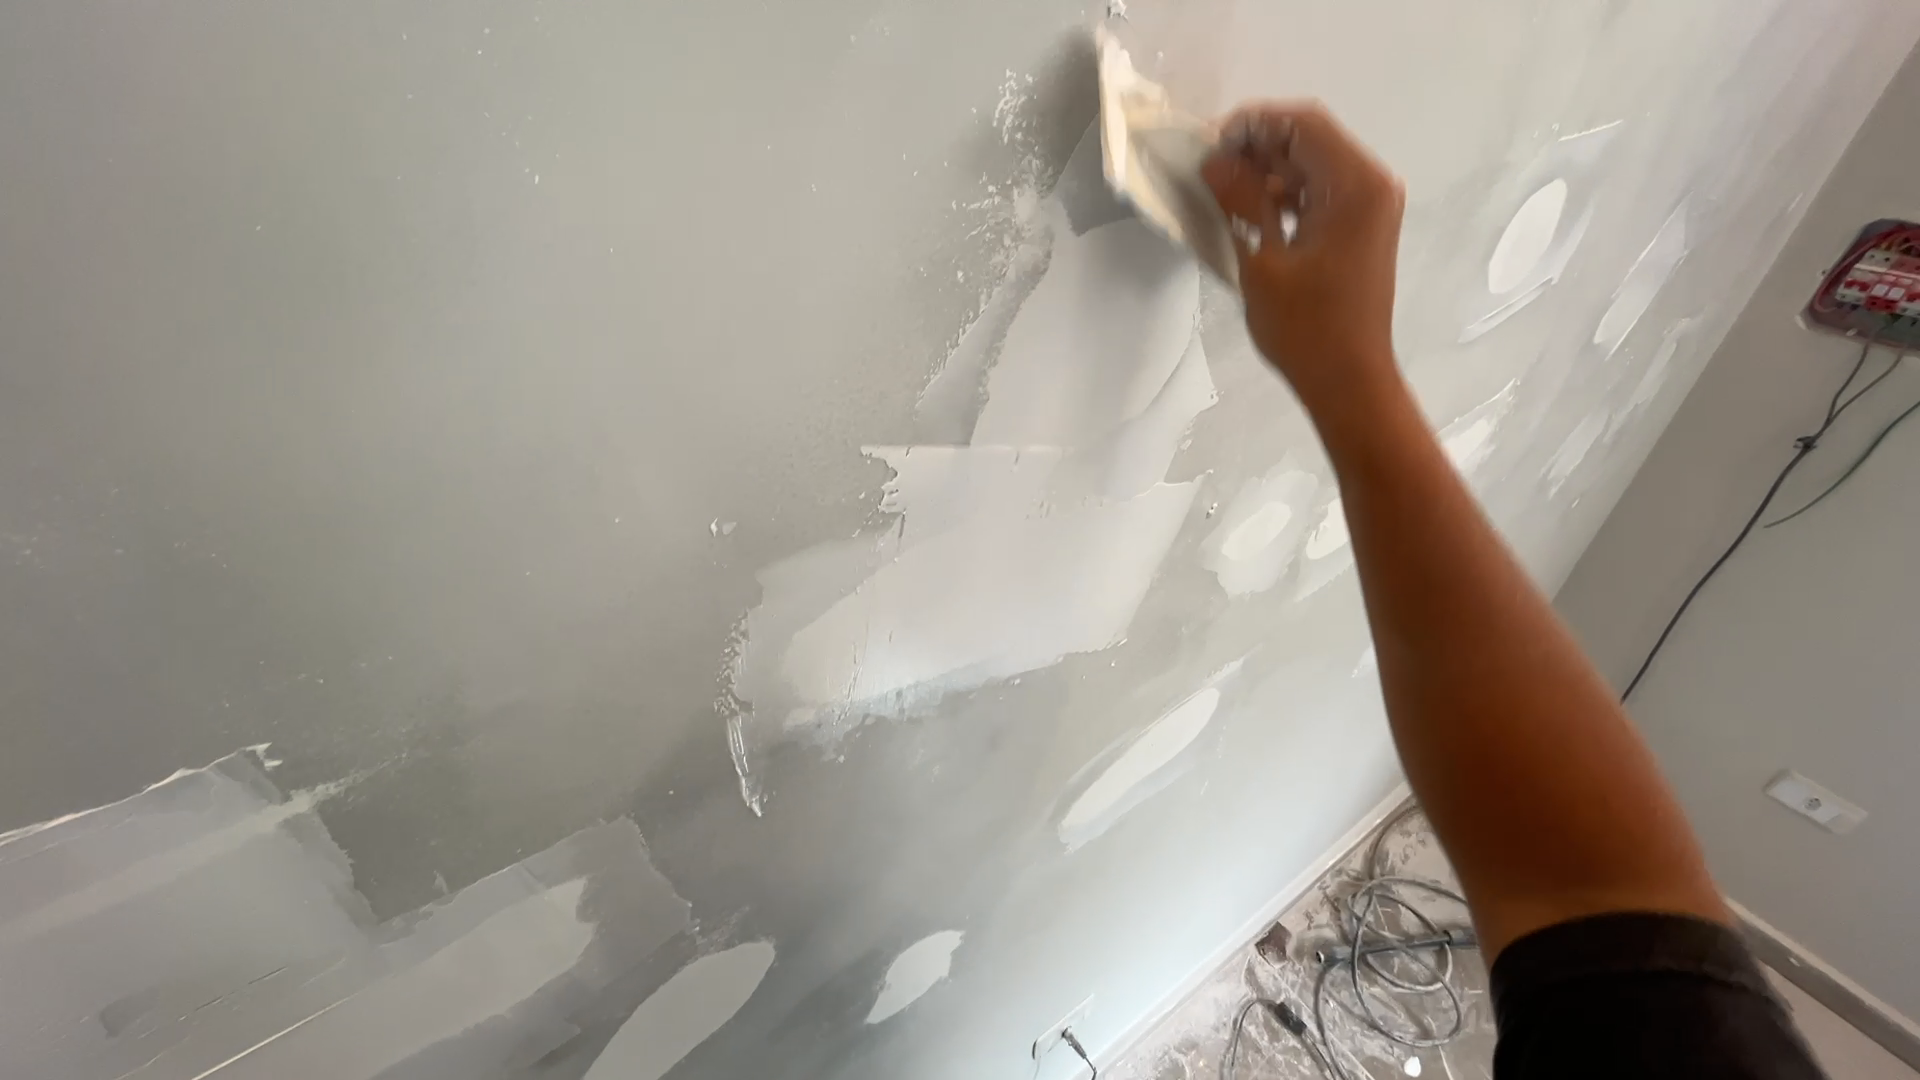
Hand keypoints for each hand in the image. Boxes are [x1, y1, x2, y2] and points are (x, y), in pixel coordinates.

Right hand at [1202, 102, 1404, 409]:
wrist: (1346, 379)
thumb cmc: (1306, 328)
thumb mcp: (1263, 263)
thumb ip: (1241, 203)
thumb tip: (1215, 162)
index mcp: (1356, 186)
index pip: (1303, 125)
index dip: (1252, 125)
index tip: (1208, 147)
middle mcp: (1371, 186)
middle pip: (1310, 142)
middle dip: (1257, 149)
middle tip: (1208, 171)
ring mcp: (1369, 208)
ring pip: (1311, 168)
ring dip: (1267, 174)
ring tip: (1221, 194)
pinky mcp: (1358, 231)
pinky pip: (1318, 196)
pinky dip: (1283, 198)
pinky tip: (1248, 215)